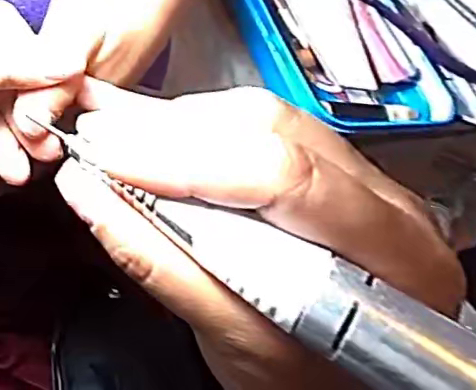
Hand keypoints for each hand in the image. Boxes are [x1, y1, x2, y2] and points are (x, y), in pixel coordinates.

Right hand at [52, 82, 466, 389]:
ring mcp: (346, 169)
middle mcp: (381, 198)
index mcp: (394, 253)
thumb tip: (82, 188)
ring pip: (241, 112)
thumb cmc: (311, 375)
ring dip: (160, 121)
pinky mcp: (301, 153)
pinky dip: (168, 118)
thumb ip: (159, 264)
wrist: (342, 379)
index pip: (280, 173)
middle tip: (92, 140)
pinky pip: (231, 113)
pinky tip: (127, 125)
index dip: (181, 158)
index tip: (107, 159)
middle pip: (260, 128)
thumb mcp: (237, 341)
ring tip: (105, 135)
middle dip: (161, 131)